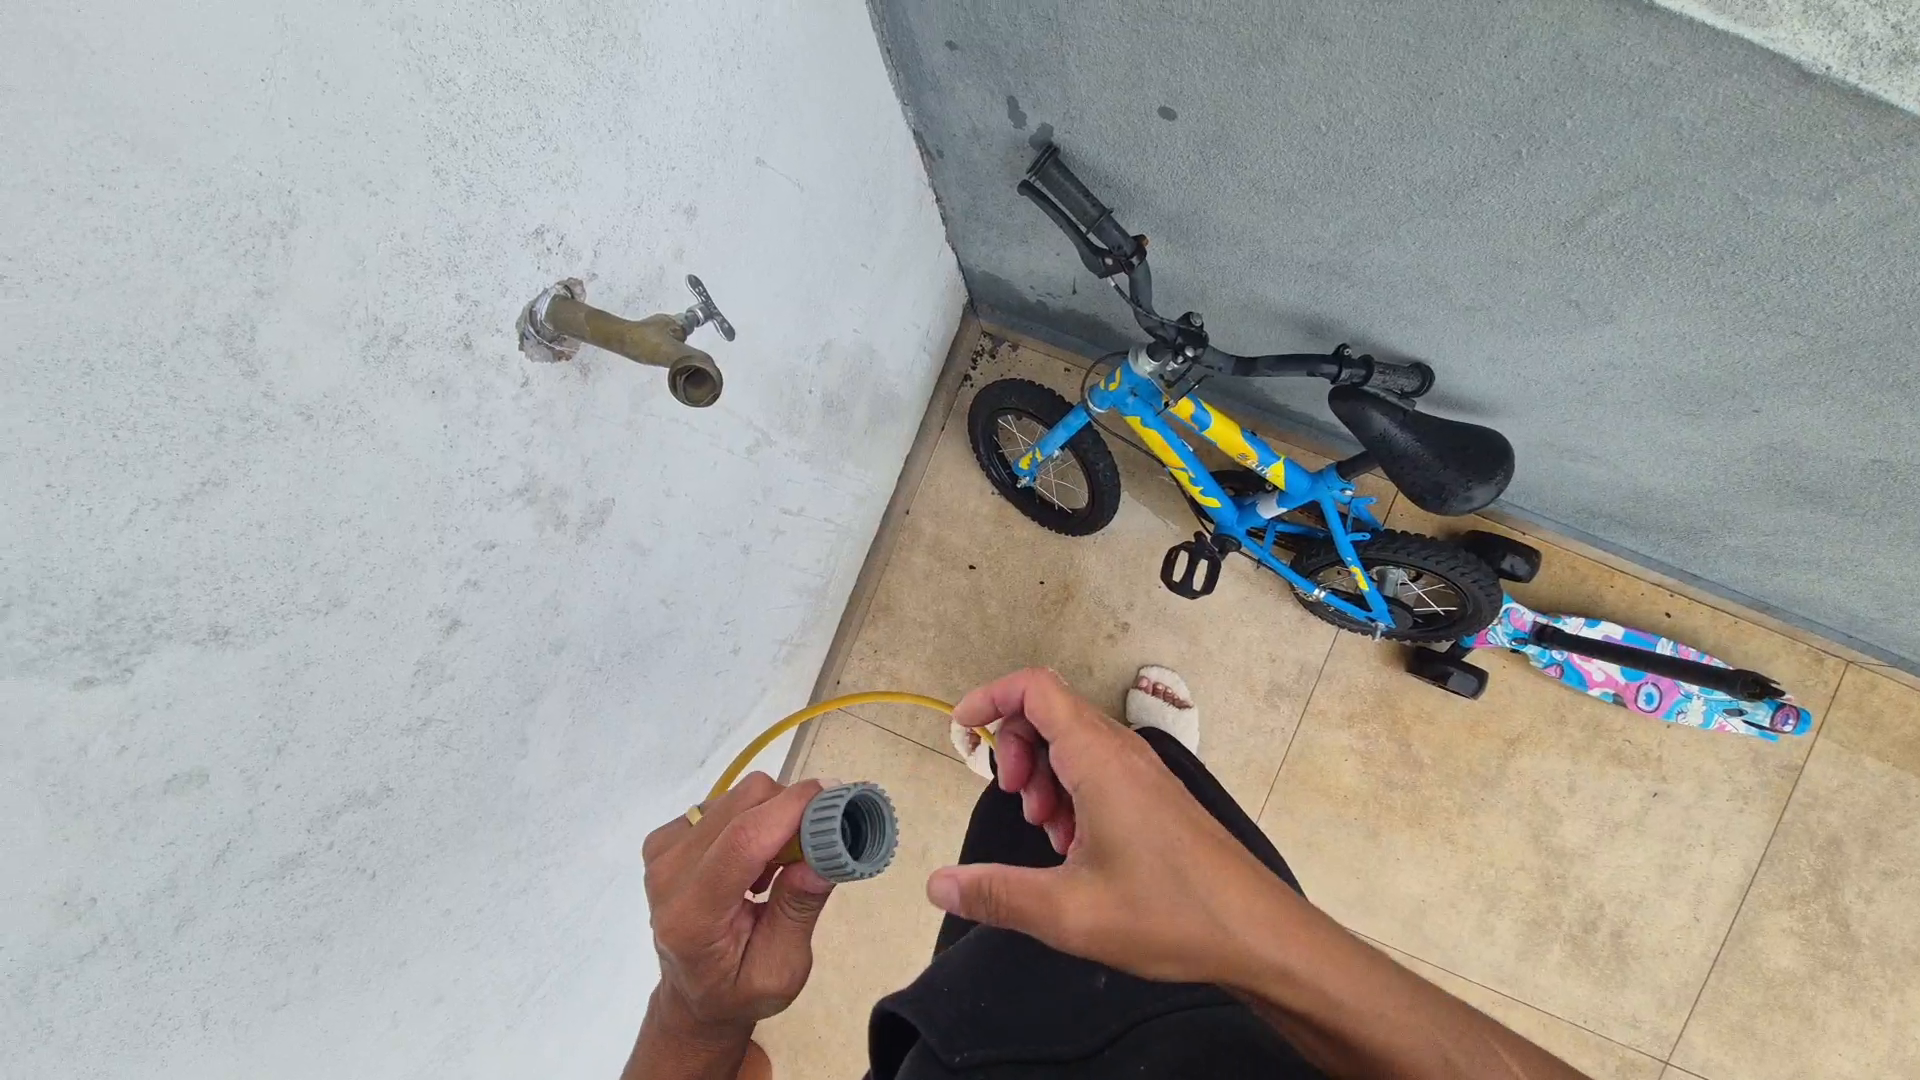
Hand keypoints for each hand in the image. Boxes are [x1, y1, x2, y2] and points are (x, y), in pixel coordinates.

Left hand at [641, 773, 835, 1033]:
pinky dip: (755, 817)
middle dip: (792, 811)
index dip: (791, 809)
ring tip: (777, 861)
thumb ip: (798, 913)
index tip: (837, 797)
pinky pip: (728, 800)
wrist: (692, 996)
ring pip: (740, 795)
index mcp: (693, 917)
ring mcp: (662, 850)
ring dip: (774, 815)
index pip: (743, 842)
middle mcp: (668, 875)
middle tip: (814, 845)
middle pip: (745, 806)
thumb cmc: (740, 989)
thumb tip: (822, 858)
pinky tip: (752, 855)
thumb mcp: (782, 971)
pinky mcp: (666, 836)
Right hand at [925, 669, 1298, 987]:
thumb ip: (996, 894)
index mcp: (1097, 756)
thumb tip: (936, 884)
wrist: (1260, 933)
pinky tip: (1077, 845)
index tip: (962, 733)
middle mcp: (1119, 749)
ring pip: (1071, 741)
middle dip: (1015, 748)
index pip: (1034, 686)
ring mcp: (1139, 768)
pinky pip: (1096, 766)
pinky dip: (1070, 790)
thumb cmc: (1168, 913)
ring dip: (1042, 774)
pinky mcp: (1151, 791)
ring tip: (1048, 833)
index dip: (990, 697)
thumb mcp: (1069, 911)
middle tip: (1014, 801)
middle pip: (1048, 711)